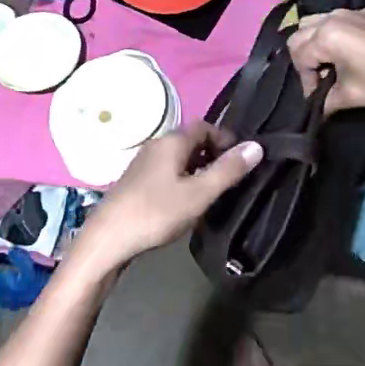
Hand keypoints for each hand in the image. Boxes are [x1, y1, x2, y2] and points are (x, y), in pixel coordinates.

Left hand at [70, 121, 262, 275]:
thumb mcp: (198, 194)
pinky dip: (183, 180)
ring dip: (198, 170)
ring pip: (179, 158)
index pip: (205, 126)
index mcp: (170, 141)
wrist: (108, 238)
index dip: (226, 139)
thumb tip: (256, 146)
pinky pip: (168, 172)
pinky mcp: (136, 182)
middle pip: (192, 141)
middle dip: (214, 155)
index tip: (243, 161)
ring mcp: (143, 163)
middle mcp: (156, 145)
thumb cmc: (155, 213)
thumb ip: (227, 170)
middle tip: (232, 180)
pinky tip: (188, 203)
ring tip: (214, 194)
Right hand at [287, 7, 364, 112]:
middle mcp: (332, 17)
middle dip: (305, 59)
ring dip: (316, 43)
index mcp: (326, 35)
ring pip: (316, 23)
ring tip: (332, 65)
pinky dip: (334, 35)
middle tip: (321, 80)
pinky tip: (353, 54)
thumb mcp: (353, 96)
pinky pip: (338, 20)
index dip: (305, 81)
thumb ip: (326, 103)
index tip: (318, 98)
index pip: (299, 57)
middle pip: (300, 35)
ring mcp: (352, 11)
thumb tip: (315, 112)